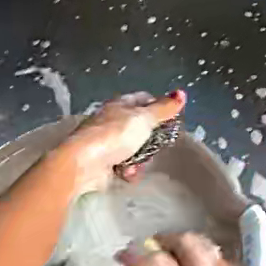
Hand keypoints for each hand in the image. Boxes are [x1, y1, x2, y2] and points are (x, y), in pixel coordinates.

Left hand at [54, 90, 185, 195]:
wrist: (84, 163)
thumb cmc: (114, 135)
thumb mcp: (144, 119)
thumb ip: (164, 108)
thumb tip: (182, 93)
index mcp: (120, 104)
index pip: (145, 100)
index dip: (160, 107)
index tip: (172, 119)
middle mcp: (113, 121)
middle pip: (141, 128)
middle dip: (151, 140)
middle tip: (157, 146)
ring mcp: (107, 143)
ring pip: (136, 149)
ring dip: (140, 159)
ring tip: (137, 164)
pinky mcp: (105, 163)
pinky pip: (126, 166)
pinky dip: (129, 170)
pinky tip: (126, 173)